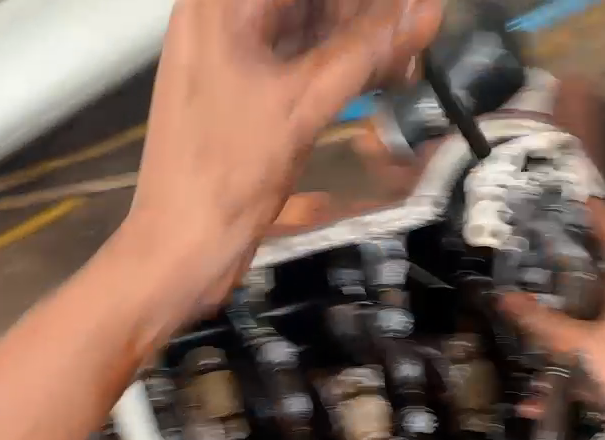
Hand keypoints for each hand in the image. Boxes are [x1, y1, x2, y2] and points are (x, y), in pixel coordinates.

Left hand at [115, 0, 441, 316]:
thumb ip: (363, 54)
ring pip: (307, 29)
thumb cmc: (228, 176)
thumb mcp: (300, 107)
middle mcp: (223, 19)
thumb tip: (422, 12)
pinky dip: (339, 70)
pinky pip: (300, 66)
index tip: (409, 6)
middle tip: (417, 31)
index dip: (360, 0)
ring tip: (411, 56)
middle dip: (364, 12)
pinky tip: (382, 76)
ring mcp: (234, 60)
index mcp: (221, 3)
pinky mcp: (246, 99)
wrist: (182, 249)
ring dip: (359, 41)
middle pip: (307, 0)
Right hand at [498, 200, 604, 439]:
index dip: (603, 216)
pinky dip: (587, 353)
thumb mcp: (583, 348)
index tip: (582, 200)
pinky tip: (556, 380)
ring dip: (582, 315)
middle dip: (586, 268)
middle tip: (556, 256)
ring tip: (551, 314)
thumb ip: (546, 325)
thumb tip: (508, 300)